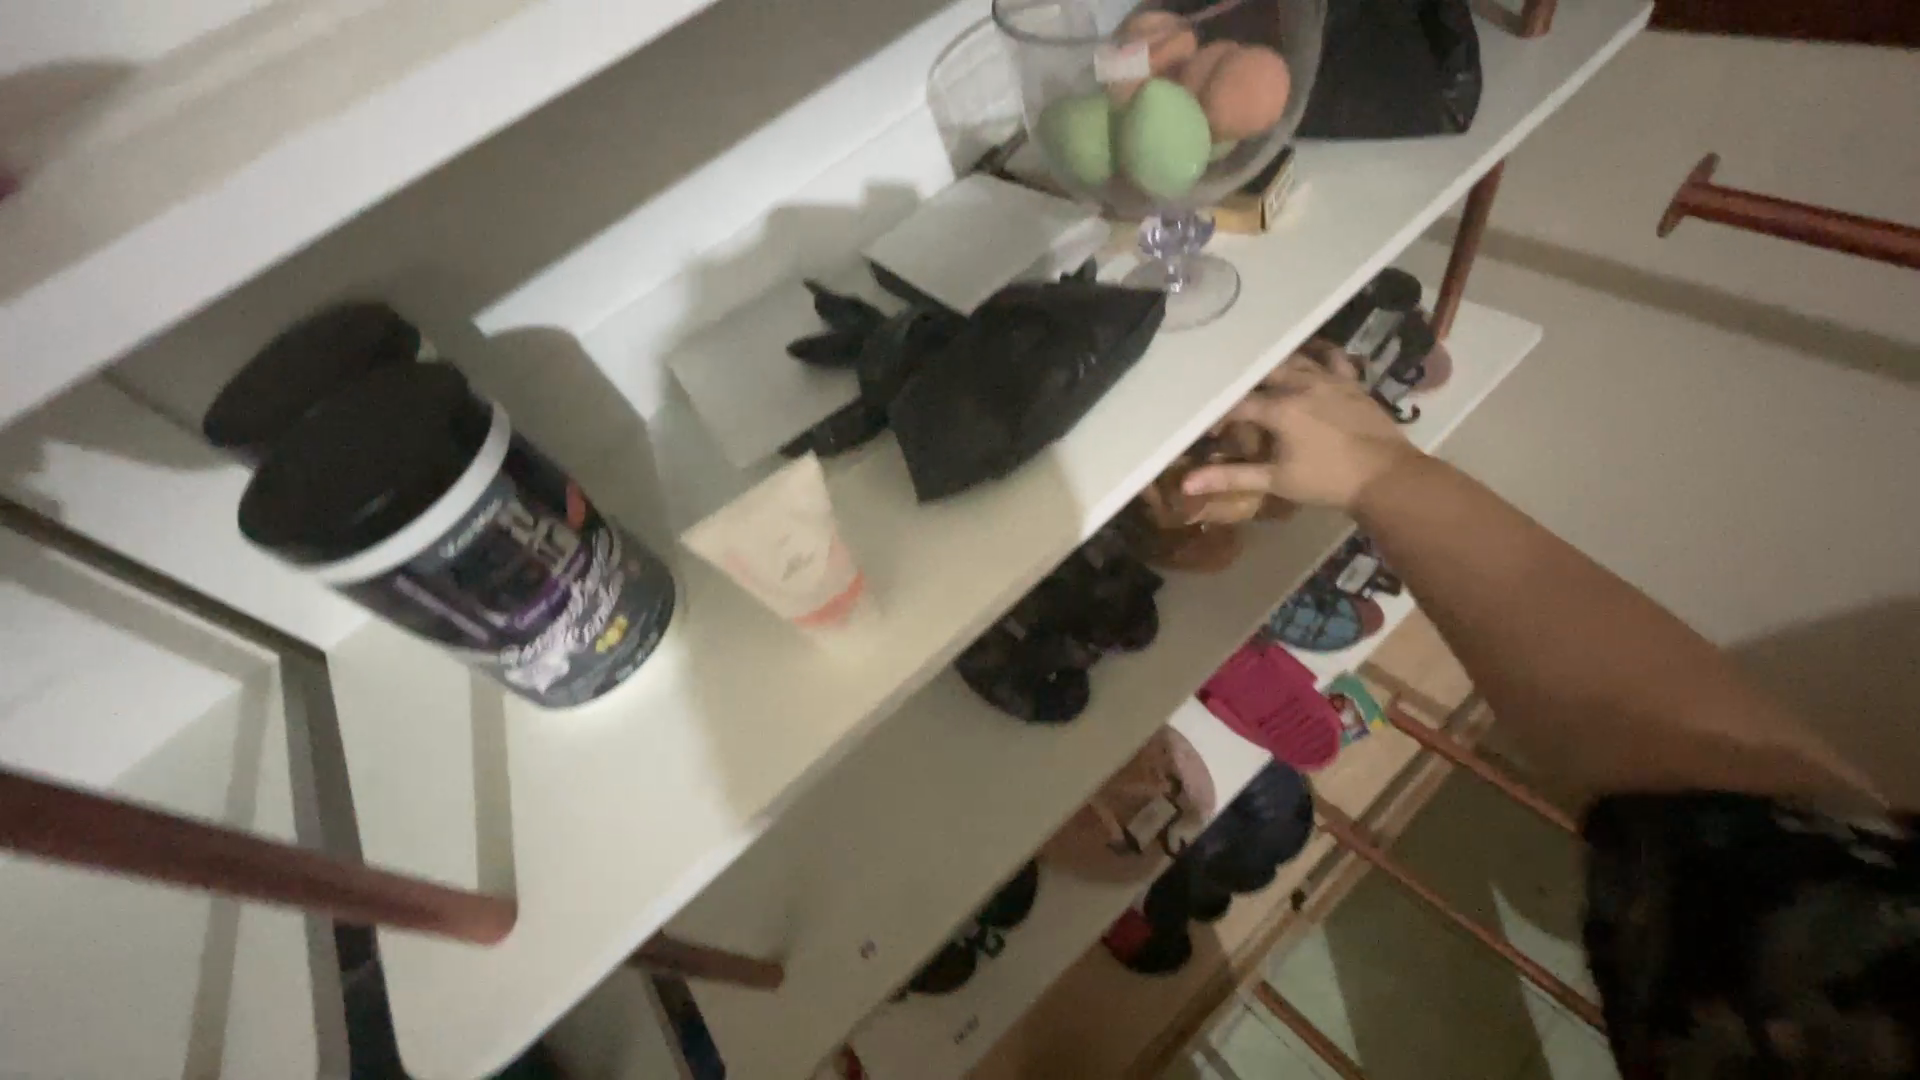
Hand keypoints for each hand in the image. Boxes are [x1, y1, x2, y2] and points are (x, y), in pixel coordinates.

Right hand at [1182, 351, 1422, 512]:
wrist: (1387, 478)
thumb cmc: (1327, 481)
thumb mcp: (1275, 480)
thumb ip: (1230, 476)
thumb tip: (1187, 483)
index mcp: (1280, 409)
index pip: (1236, 405)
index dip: (1218, 416)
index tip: (1210, 430)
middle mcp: (1302, 384)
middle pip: (1262, 373)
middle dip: (1243, 384)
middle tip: (1233, 399)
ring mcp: (1330, 379)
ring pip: (1294, 360)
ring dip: (1273, 367)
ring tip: (1259, 377)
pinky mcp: (1351, 382)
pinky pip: (1332, 357)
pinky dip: (1317, 354)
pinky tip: (1308, 356)